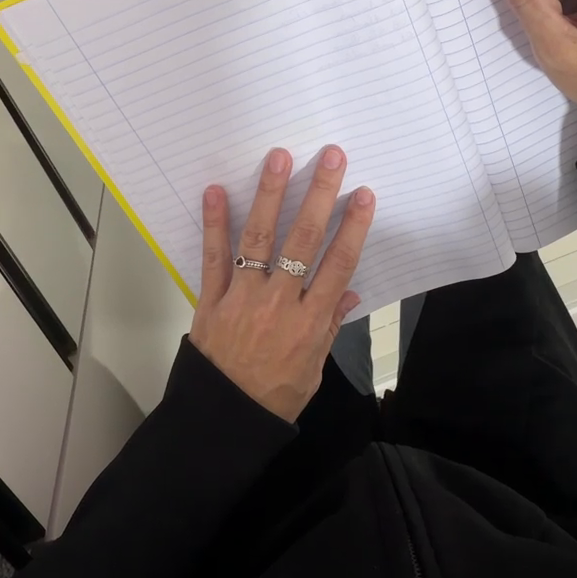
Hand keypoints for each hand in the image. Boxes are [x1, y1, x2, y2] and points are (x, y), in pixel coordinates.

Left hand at [190, 146, 375, 421]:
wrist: (221, 420)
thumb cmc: (274, 397)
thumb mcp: (314, 369)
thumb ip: (329, 326)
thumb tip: (348, 291)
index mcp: (310, 320)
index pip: (338, 264)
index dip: (353, 227)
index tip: (364, 195)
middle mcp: (280, 301)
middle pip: (303, 240)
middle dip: (319, 195)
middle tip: (330, 157)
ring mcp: (244, 296)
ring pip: (259, 237)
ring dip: (270, 194)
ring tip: (279, 157)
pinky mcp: (212, 297)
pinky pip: (214, 255)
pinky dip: (213, 222)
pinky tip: (214, 190)